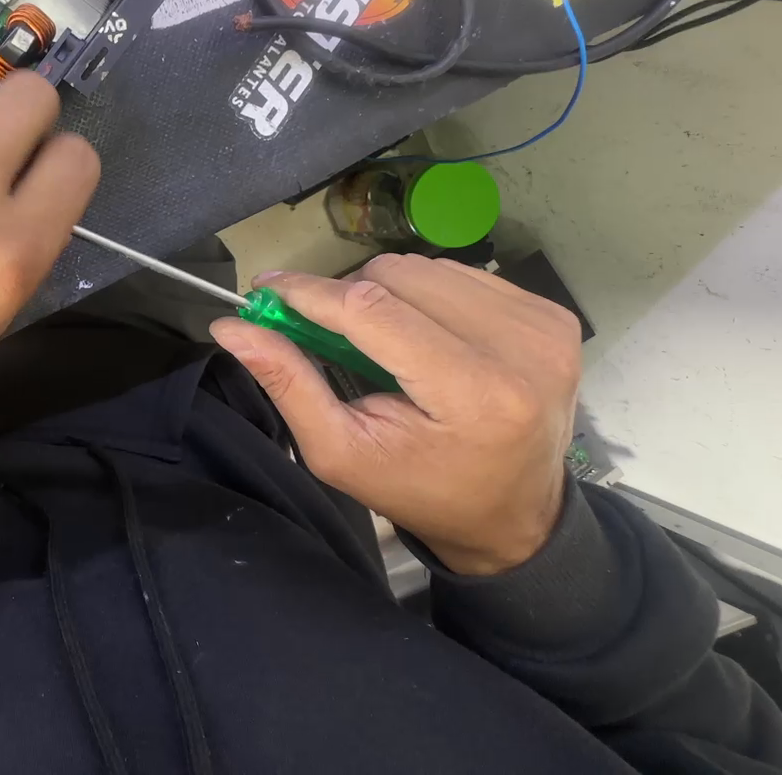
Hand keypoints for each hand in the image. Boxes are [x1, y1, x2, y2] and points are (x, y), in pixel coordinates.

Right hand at [209, 254, 580, 574]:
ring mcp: (544, 328)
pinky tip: (417, 332)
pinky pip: (457, 274)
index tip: (264, 288)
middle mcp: (519, 350)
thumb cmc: (418, 488)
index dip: (308, 292)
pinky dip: (420, 294)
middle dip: (343, 295)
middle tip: (323, 331)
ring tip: (375, 338)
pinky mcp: (552, 316)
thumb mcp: (337, 451)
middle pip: (395, 276)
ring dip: (381, 292)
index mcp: (472, 394)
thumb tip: (229, 326)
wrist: (514, 514)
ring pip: (423, 267)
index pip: (371, 309)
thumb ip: (286, 382)